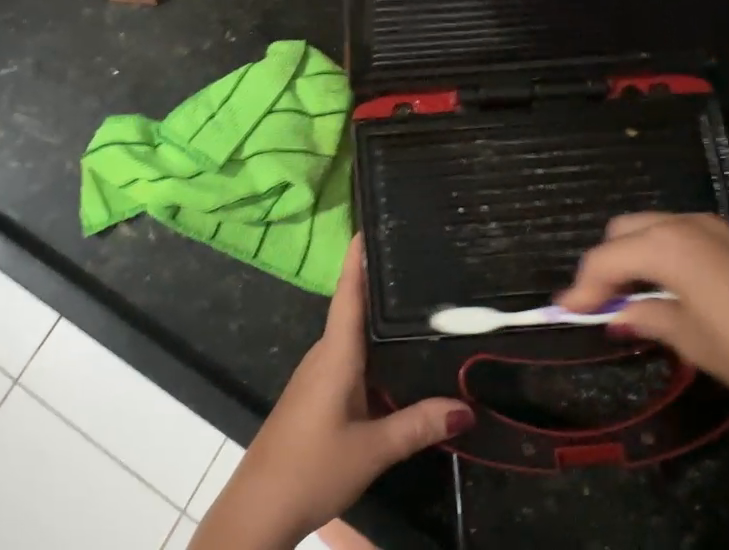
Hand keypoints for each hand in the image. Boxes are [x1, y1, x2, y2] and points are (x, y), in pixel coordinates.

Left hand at [192, 237, 473, 549]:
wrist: (261, 505)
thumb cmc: (312, 466)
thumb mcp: (373, 448)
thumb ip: (418, 425)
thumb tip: (467, 408)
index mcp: (334, 355)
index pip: (347, 293)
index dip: (358, 258)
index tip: (373, 223)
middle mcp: (324, 355)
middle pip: (353, 307)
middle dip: (381, 281)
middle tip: (420, 260)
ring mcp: (318, 375)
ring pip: (353, 336)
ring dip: (379, 318)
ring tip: (421, 301)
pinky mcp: (318, 395)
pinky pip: (351, 358)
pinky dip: (375, 348)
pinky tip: (400, 358)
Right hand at [555, 212, 728, 428]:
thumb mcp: (694, 342)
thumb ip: (649, 318)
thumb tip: (619, 313)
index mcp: (668, 245)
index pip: (605, 258)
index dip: (581, 285)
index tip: (565, 311)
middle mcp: (692, 224)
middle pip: (628, 229)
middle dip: (609, 261)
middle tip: (604, 301)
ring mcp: (727, 228)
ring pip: (664, 228)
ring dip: (643, 255)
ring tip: (643, 296)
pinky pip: (698, 238)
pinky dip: (677, 257)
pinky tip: (689, 291)